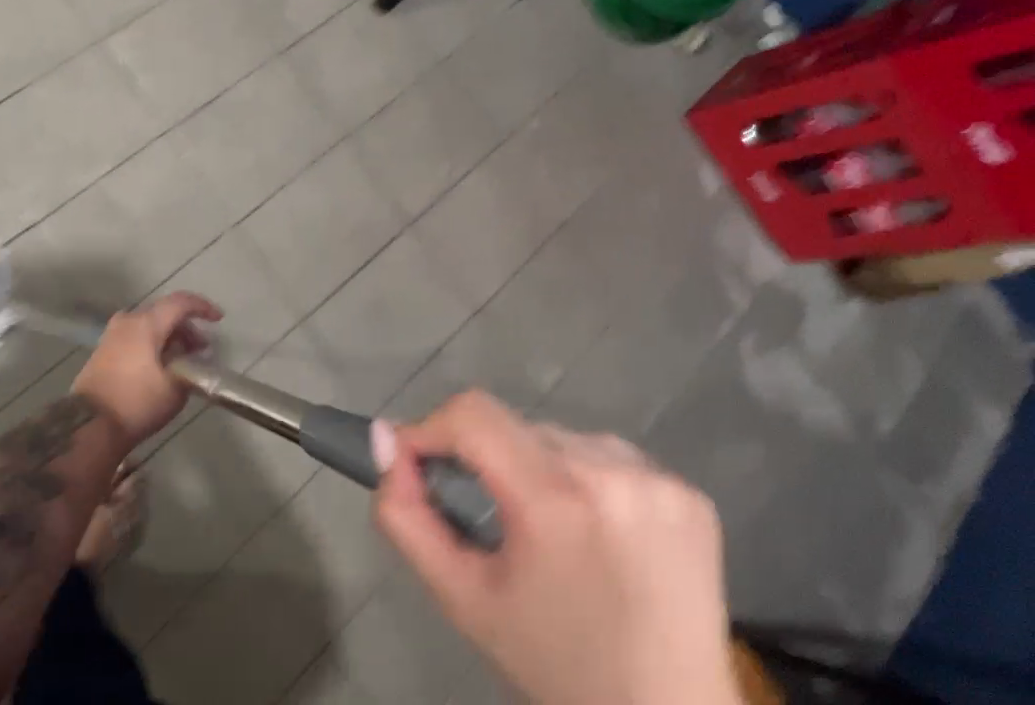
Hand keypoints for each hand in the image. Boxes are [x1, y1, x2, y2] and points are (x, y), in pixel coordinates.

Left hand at [71, 292, 220, 447]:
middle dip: (186, 327)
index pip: (179, 303)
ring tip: (184, 359)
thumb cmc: (138, 403)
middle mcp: (127, 321)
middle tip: (202, 349)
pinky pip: (134, 337)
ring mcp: (111, 335)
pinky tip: (161, 364)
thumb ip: (189, 368)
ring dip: (168, 337)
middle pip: (163, 313)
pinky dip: (152, 343)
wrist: (92, 423)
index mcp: (145, 324)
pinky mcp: (103, 350)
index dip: (202, 307)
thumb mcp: (176, 388)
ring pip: (147, 325)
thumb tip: (190, 362)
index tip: (218, 319)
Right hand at [370, 392, 737, 704]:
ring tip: (540, 527)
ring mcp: (661, 482)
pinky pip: (607, 457)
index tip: (418, 466)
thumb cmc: (552, 660)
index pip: (474, 414)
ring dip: (532, 465)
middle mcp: (614, 473)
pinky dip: (580, 478)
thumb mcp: (458, 594)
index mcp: (556, 500)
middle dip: (483, 460)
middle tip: (483, 517)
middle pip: (514, 427)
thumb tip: (385, 439)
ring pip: (558, 438)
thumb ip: (405, 514)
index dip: (431, 429)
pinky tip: (588, 530)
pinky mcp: (690, 494)